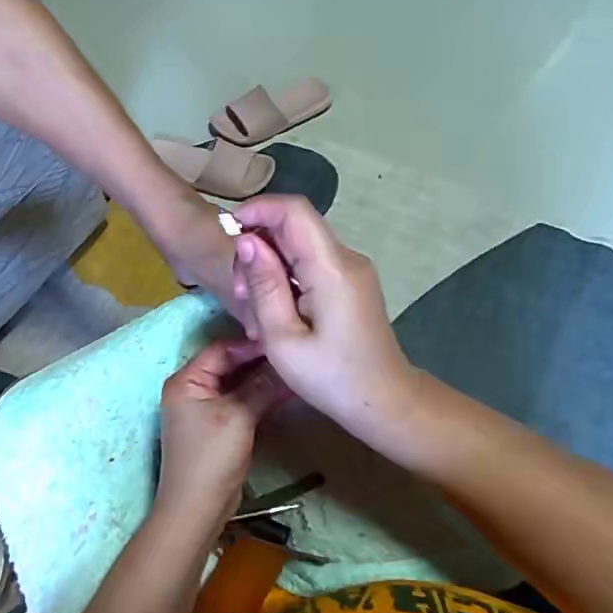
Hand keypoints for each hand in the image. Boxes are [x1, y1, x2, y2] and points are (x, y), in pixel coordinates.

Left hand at [157, 340, 286, 521]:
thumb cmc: (211, 457)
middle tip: (293, 354)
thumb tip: (286, 363)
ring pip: (237, 384)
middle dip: (260, 361)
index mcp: (186, 380)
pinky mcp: (218, 427)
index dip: (252, 344)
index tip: (283, 340)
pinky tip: (284, 392)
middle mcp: (192, 390)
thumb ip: (262, 386)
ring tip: (294, 369)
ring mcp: (204, 409)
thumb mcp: (239, 416)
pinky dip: (259, 397)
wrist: (197, 508)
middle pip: (229, 365)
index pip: (222, 349)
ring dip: (262, 380)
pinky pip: (240, 402)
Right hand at [230, 195, 420, 441]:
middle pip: (293, 227)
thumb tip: (245, 240)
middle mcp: (346, 258)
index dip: (257, 210)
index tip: (228, 233)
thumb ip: (264, 285)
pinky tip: (273, 314)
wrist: (385, 402)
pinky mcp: (349, 283)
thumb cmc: (331, 378)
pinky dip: (284, 279)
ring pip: (299, 246)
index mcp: (331, 268)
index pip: (293, 211)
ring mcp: (351, 270)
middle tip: (240, 295)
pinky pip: (310, 265)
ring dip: (267, 268)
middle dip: (257, 248)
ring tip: (253, 313)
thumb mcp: (283, 339)